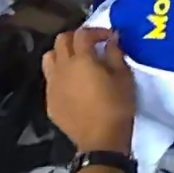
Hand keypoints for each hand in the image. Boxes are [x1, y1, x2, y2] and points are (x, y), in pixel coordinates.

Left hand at [42, 28, 135, 154]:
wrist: (101, 141)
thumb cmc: (117, 106)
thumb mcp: (124, 77)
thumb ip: (115, 53)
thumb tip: (111, 39)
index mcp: (82, 60)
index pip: (82, 34)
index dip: (96, 31)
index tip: (109, 37)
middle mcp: (63, 68)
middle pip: (61, 40)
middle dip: (77, 37)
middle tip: (91, 45)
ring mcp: (53, 84)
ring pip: (49, 57)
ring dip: (62, 53)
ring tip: (76, 60)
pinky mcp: (49, 100)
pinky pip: (50, 78)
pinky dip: (60, 73)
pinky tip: (73, 83)